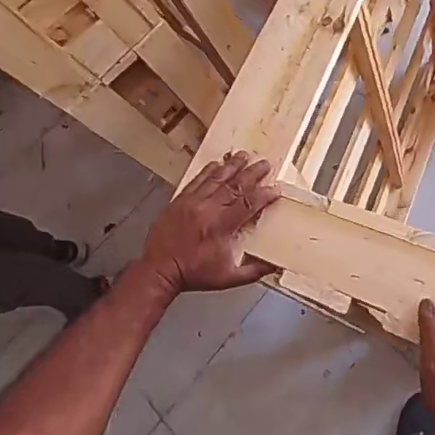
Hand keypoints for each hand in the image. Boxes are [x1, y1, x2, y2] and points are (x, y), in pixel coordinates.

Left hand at [138, 151, 281, 293]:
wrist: (159, 270)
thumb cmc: (194, 274)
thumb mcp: (228, 278)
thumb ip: (253, 271)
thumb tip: (274, 265)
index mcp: (221, 227)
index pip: (248, 204)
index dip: (264, 195)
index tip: (275, 189)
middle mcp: (207, 210)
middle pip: (234, 186)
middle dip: (252, 173)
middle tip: (265, 164)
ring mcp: (191, 203)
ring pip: (216, 178)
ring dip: (232, 166)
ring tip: (244, 155)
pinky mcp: (179, 201)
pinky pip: (196, 181)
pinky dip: (208, 171)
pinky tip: (217, 163)